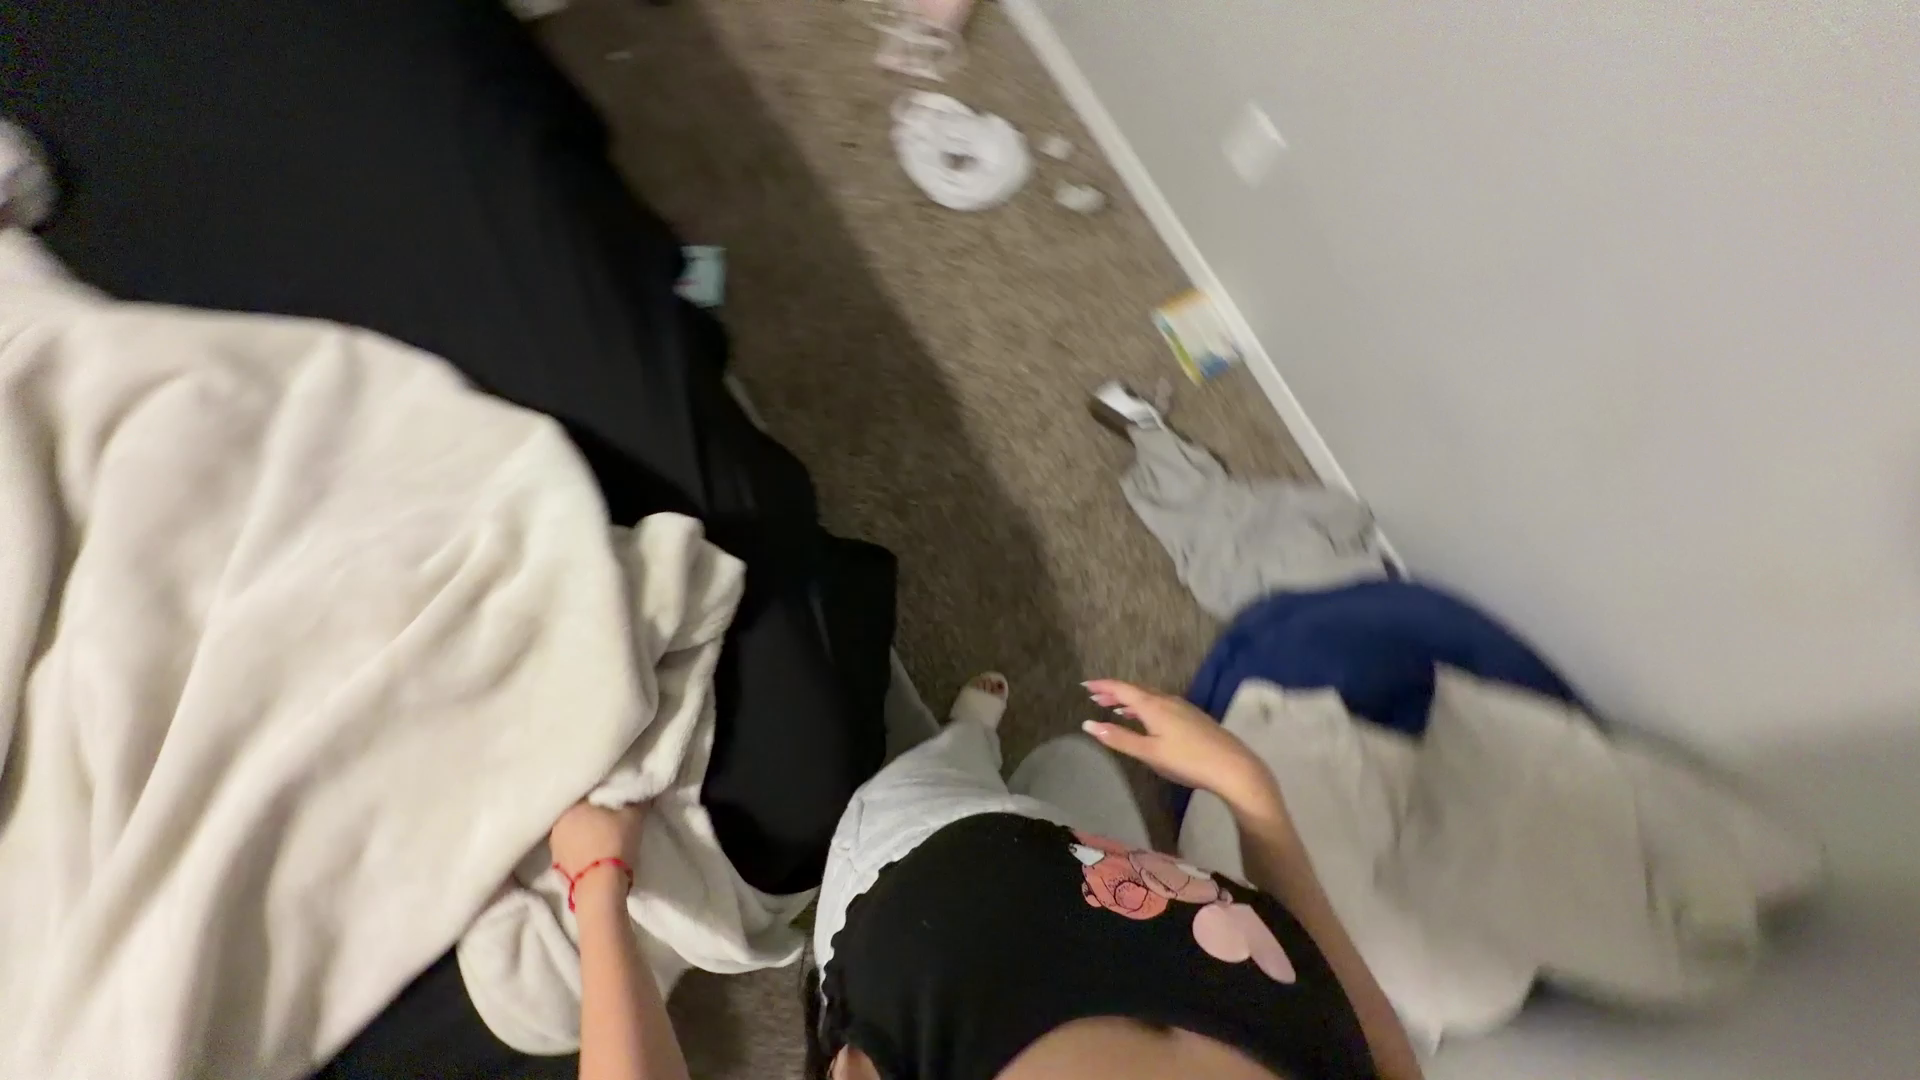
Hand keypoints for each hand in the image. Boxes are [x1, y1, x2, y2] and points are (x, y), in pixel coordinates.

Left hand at [549, 799, 648, 878]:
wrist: (600, 884)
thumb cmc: (615, 841)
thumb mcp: (634, 814)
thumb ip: (634, 798)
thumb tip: (639, 788)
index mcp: (572, 805)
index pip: (587, 792)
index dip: (602, 794)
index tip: (614, 797)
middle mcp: (557, 822)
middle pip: (578, 811)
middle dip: (591, 812)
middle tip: (610, 814)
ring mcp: (553, 845)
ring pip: (572, 830)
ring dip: (584, 831)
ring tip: (602, 834)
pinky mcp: (556, 864)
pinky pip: (570, 847)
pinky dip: (581, 847)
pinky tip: (595, 850)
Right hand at [1081, 680, 1282, 814]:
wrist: (1233, 767)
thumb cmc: (1187, 760)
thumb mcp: (1148, 753)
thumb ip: (1118, 738)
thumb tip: (1088, 724)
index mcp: (1152, 706)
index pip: (1122, 689)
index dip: (1103, 686)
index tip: (1085, 685)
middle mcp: (1167, 700)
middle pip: (1136, 691)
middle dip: (1115, 693)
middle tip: (1096, 697)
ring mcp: (1182, 707)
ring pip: (1150, 697)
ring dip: (1131, 700)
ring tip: (1116, 708)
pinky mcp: (1193, 716)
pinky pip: (1161, 703)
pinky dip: (1145, 706)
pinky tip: (1147, 719)